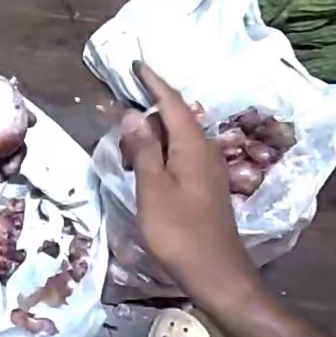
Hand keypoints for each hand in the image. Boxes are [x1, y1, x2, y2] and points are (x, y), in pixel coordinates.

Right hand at [121, 62, 265, 315]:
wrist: (216, 272)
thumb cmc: (179, 231)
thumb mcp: (152, 187)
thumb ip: (143, 148)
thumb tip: (132, 113)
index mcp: (192, 144)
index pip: (171, 102)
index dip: (153, 82)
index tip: (137, 64)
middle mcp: (205, 150)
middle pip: (172, 119)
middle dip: (144, 119)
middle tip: (120, 141)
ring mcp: (208, 168)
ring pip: (175, 139)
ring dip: (150, 141)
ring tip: (129, 161)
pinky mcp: (206, 185)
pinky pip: (180, 156)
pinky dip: (160, 156)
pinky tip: (147, 174)